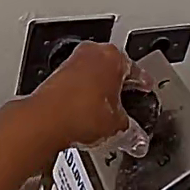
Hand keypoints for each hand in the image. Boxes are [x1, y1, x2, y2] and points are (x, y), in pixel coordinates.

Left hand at [16, 42, 133, 149]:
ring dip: (98, 88)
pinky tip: (84, 112)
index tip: (144, 89)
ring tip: (103, 111)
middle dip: (118, 85)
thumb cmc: (80, 113)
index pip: (136, 70)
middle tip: (125, 102)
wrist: (45, 122)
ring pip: (92, 73)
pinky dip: (82, 94)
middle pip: (112, 68)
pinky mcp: (55, 75)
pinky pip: (76, 82)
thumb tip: (134, 136)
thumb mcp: (117, 125)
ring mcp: (72, 62)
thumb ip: (130, 128)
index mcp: (114, 56)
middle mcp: (93, 53)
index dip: (142, 84)